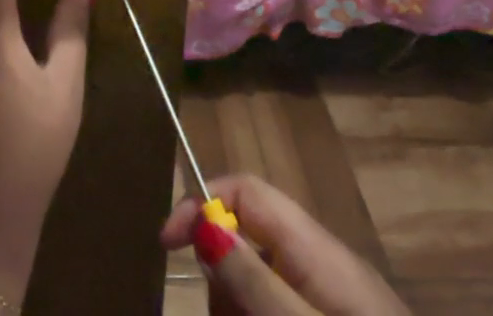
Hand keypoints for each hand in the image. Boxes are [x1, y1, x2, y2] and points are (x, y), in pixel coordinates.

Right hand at [161, 175, 408, 315]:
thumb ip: (253, 280)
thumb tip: (204, 224)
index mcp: (314, 246)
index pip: (246, 189)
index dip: (200, 203)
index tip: (167, 245)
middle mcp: (317, 262)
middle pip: (243, 242)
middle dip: (222, 282)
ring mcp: (324, 296)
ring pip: (253, 284)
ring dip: (237, 309)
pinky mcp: (325, 314)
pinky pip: (273, 306)